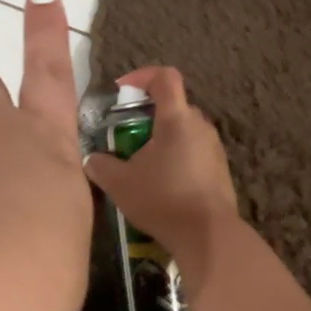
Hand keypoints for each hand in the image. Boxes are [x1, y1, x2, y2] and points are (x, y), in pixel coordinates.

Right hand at [82, 66, 240, 278]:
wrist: (207, 234)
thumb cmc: (161, 198)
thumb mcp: (119, 183)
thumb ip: (101, 166)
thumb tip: (92, 160)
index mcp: (176, 119)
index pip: (165, 78)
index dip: (142, 76)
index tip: (122, 91)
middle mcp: (200, 126)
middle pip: (173, 107)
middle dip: (147, 116)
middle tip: (125, 137)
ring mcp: (213, 149)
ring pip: (183, 132)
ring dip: (160, 141)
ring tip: (140, 165)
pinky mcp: (219, 171)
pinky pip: (192, 154)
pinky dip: (174, 159)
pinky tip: (160, 185)